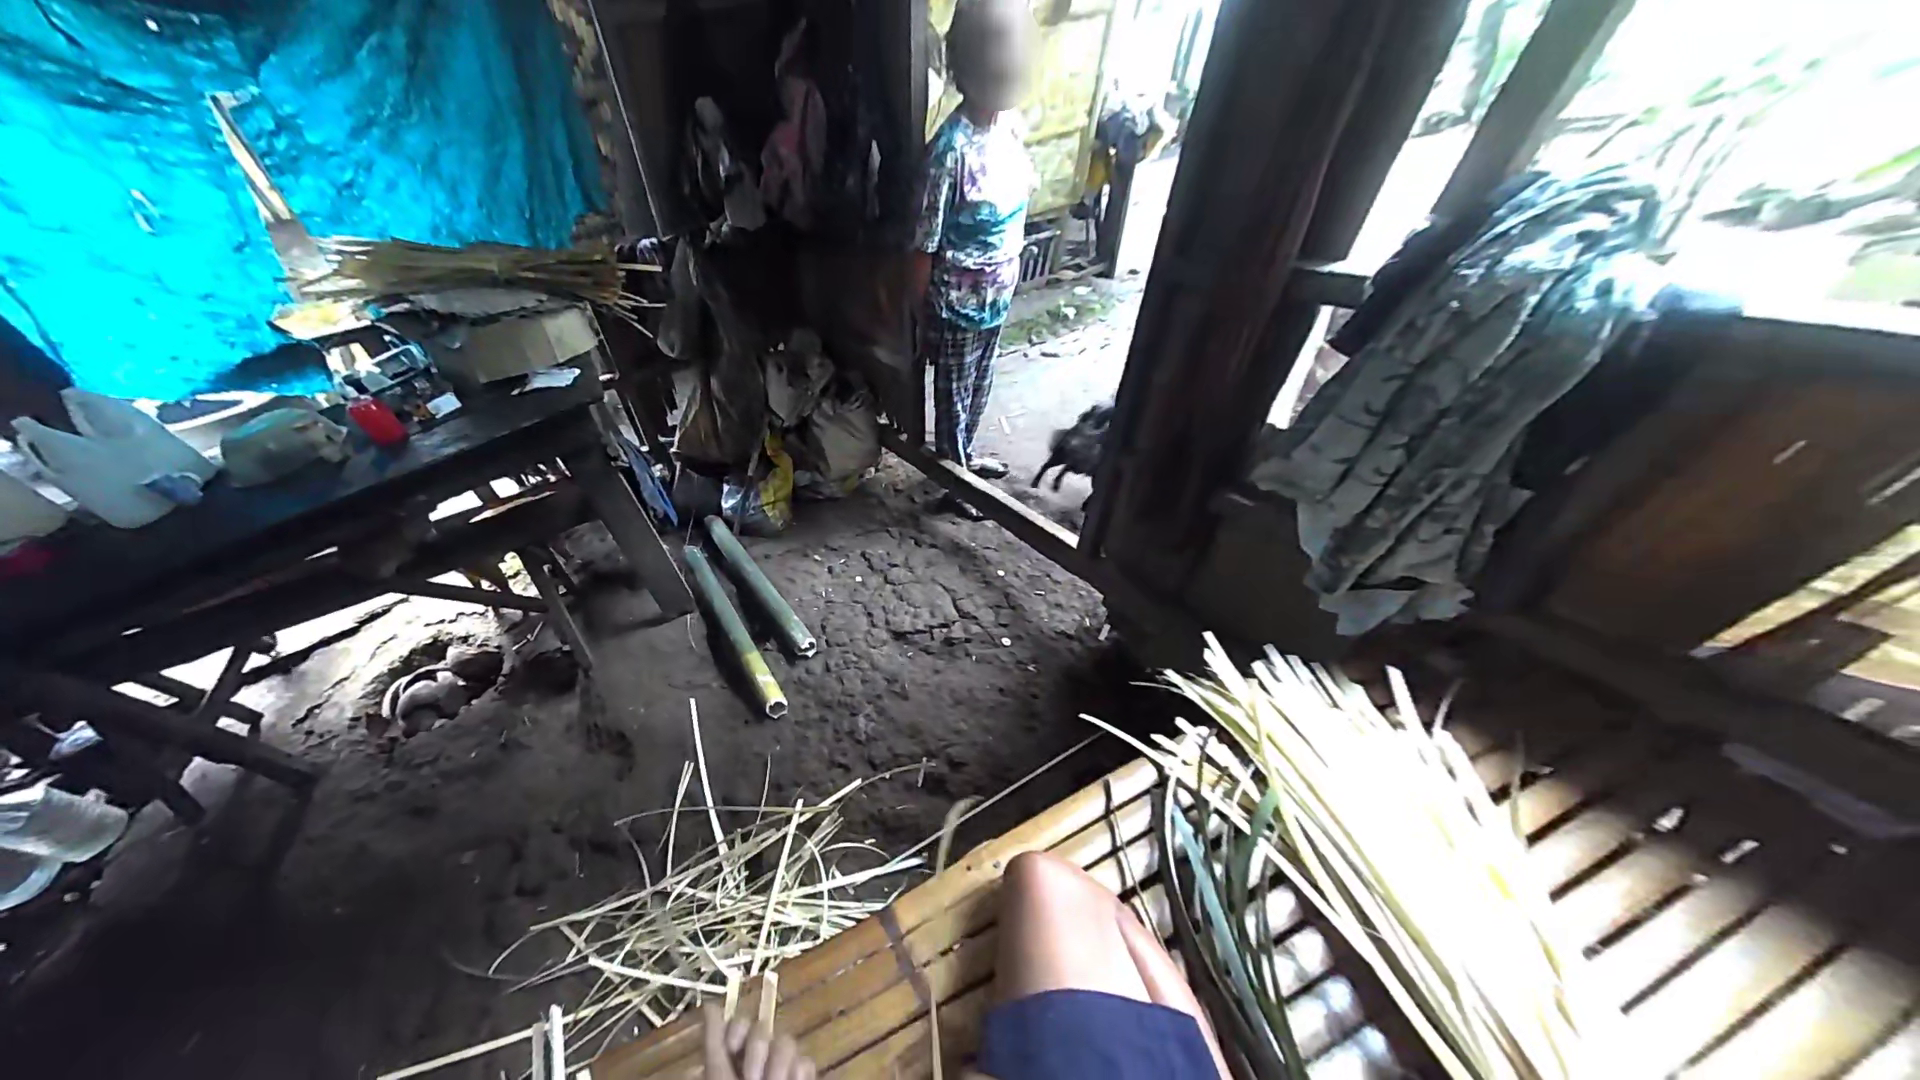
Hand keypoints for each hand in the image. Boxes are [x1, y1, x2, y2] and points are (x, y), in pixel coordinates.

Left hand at [703, 1003, 815, 1079]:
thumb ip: (714, 1047)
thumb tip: (709, 1007)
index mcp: (729, 1064)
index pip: (736, 1025)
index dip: (735, 1027)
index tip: (733, 1044)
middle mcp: (754, 1064)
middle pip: (762, 1028)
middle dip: (758, 1048)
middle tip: (752, 1078)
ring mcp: (780, 1072)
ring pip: (786, 1042)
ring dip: (778, 1065)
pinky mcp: (801, 1079)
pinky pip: (806, 1063)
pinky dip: (798, 1075)